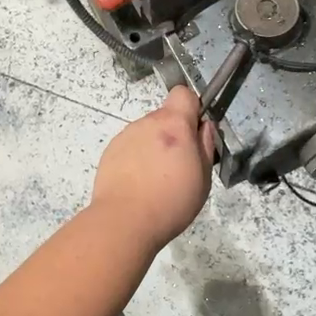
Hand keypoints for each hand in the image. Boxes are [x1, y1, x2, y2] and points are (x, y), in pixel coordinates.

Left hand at [89, 87, 216, 247]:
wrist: (124, 221)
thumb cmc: (171, 202)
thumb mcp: (203, 178)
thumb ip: (205, 146)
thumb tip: (204, 127)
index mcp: (174, 124)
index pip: (184, 93)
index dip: (191, 109)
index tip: (194, 133)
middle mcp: (147, 123)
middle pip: (164, 117)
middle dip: (173, 134)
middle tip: (178, 166)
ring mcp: (125, 135)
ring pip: (146, 132)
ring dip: (153, 147)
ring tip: (156, 180)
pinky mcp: (109, 151)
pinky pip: (130, 147)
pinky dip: (136, 159)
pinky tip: (138, 184)